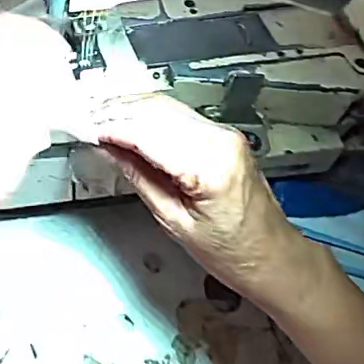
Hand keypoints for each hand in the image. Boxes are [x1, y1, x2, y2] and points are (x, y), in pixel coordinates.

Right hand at [96, 94, 339, 315]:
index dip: (112, 128)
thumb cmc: (233, 252)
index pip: (148, 133)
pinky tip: (128, 120)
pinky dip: (148, 114)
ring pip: (164, 106)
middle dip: (116, 112)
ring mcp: (223, 134)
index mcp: (209, 167)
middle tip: (87, 120)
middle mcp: (219, 141)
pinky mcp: (222, 134)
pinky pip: (177, 114)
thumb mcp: (174, 222)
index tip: (88, 129)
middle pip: (155, 111)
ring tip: (101, 118)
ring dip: (129, 108)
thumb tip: (109, 149)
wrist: (275, 257)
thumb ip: (139, 178)